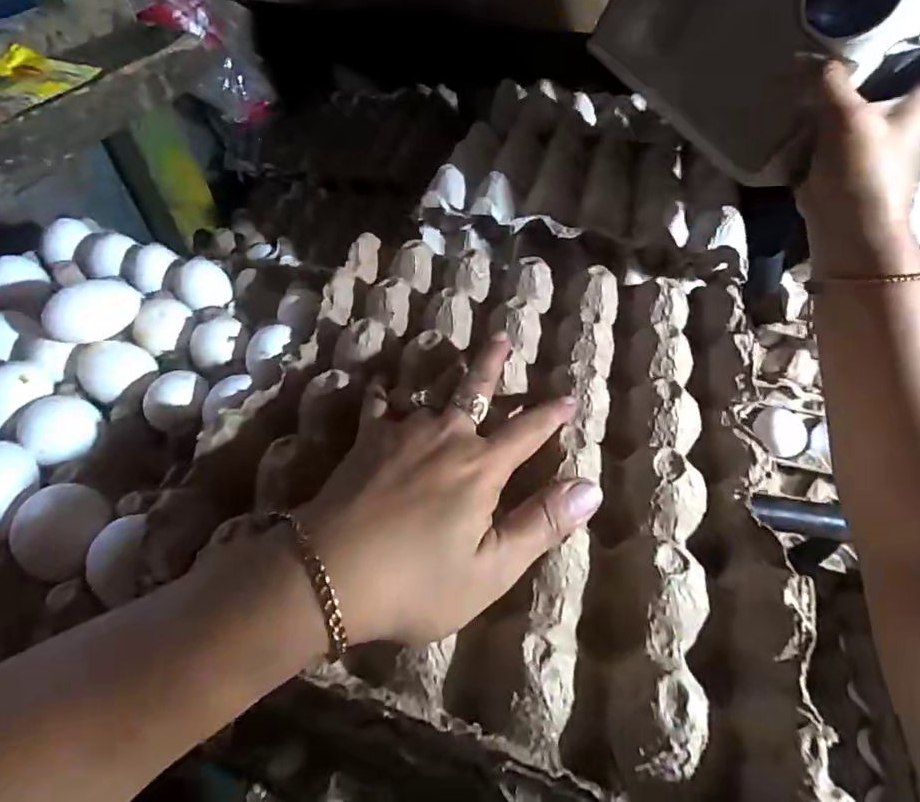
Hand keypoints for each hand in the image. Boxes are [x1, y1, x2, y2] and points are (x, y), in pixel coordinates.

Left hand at [293, 336, 599, 645]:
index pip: (527, 432)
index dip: (550, 414)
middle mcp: (446, 438)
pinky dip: (385, 393)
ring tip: (449, 353)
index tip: (569, 396)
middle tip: (502, 337)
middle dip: (492, 363)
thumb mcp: (490, 569)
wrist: (328, 574)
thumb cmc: (416, 582)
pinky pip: (380, 405)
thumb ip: (540, 524)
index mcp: (481, 468)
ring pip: (431, 392)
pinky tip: (382, 385)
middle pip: (475, 391)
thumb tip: (590, 487)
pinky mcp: (367, 441)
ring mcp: (403, 434)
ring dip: (445, 373)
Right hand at [797, 0, 919, 276]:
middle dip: (913, 46)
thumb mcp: (847, 117)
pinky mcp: (846, 154)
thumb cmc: (865, 169)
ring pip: (873, 95)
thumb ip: (832, 83)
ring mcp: (875, 137)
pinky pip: (838, 118)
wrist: (849, 225)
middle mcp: (904, 116)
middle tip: (899, 14)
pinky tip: (809, 92)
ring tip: (840, 48)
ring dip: (860, 74)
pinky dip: (827, 102)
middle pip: (916, 74)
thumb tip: (815, 61)